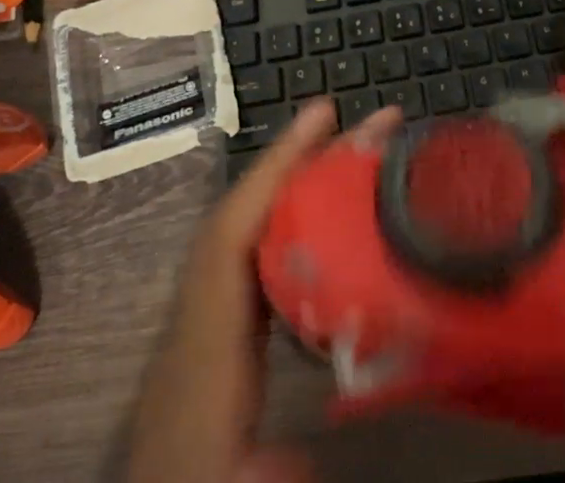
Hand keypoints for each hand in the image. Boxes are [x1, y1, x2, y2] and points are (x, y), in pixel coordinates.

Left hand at [127, 100, 402, 482]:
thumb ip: (257, 471)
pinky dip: (300, 219)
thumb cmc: (193, 478)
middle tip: (372, 124)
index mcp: (207, 336)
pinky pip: (264, 253)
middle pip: (249, 214)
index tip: (320, 117)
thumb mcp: (221, 480)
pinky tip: (339, 216)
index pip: (232, 234)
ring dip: (305, 184)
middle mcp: (207, 308)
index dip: (273, 172)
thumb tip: (299, 452)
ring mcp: (216, 314)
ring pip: (256, 229)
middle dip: (305, 159)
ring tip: (361, 154)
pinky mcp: (232, 328)